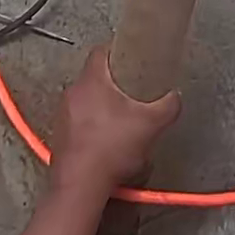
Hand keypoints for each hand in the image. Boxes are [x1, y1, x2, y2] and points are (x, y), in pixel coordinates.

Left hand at [50, 46, 180, 189]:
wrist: (82, 186)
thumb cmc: (112, 149)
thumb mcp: (154, 123)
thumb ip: (169, 104)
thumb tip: (174, 97)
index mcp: (92, 81)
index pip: (101, 50)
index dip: (119, 49)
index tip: (133, 55)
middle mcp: (72, 93)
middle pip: (95, 74)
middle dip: (115, 79)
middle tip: (135, 88)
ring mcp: (63, 115)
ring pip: (87, 97)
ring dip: (103, 101)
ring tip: (124, 115)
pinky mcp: (60, 135)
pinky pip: (79, 117)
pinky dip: (94, 121)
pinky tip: (109, 136)